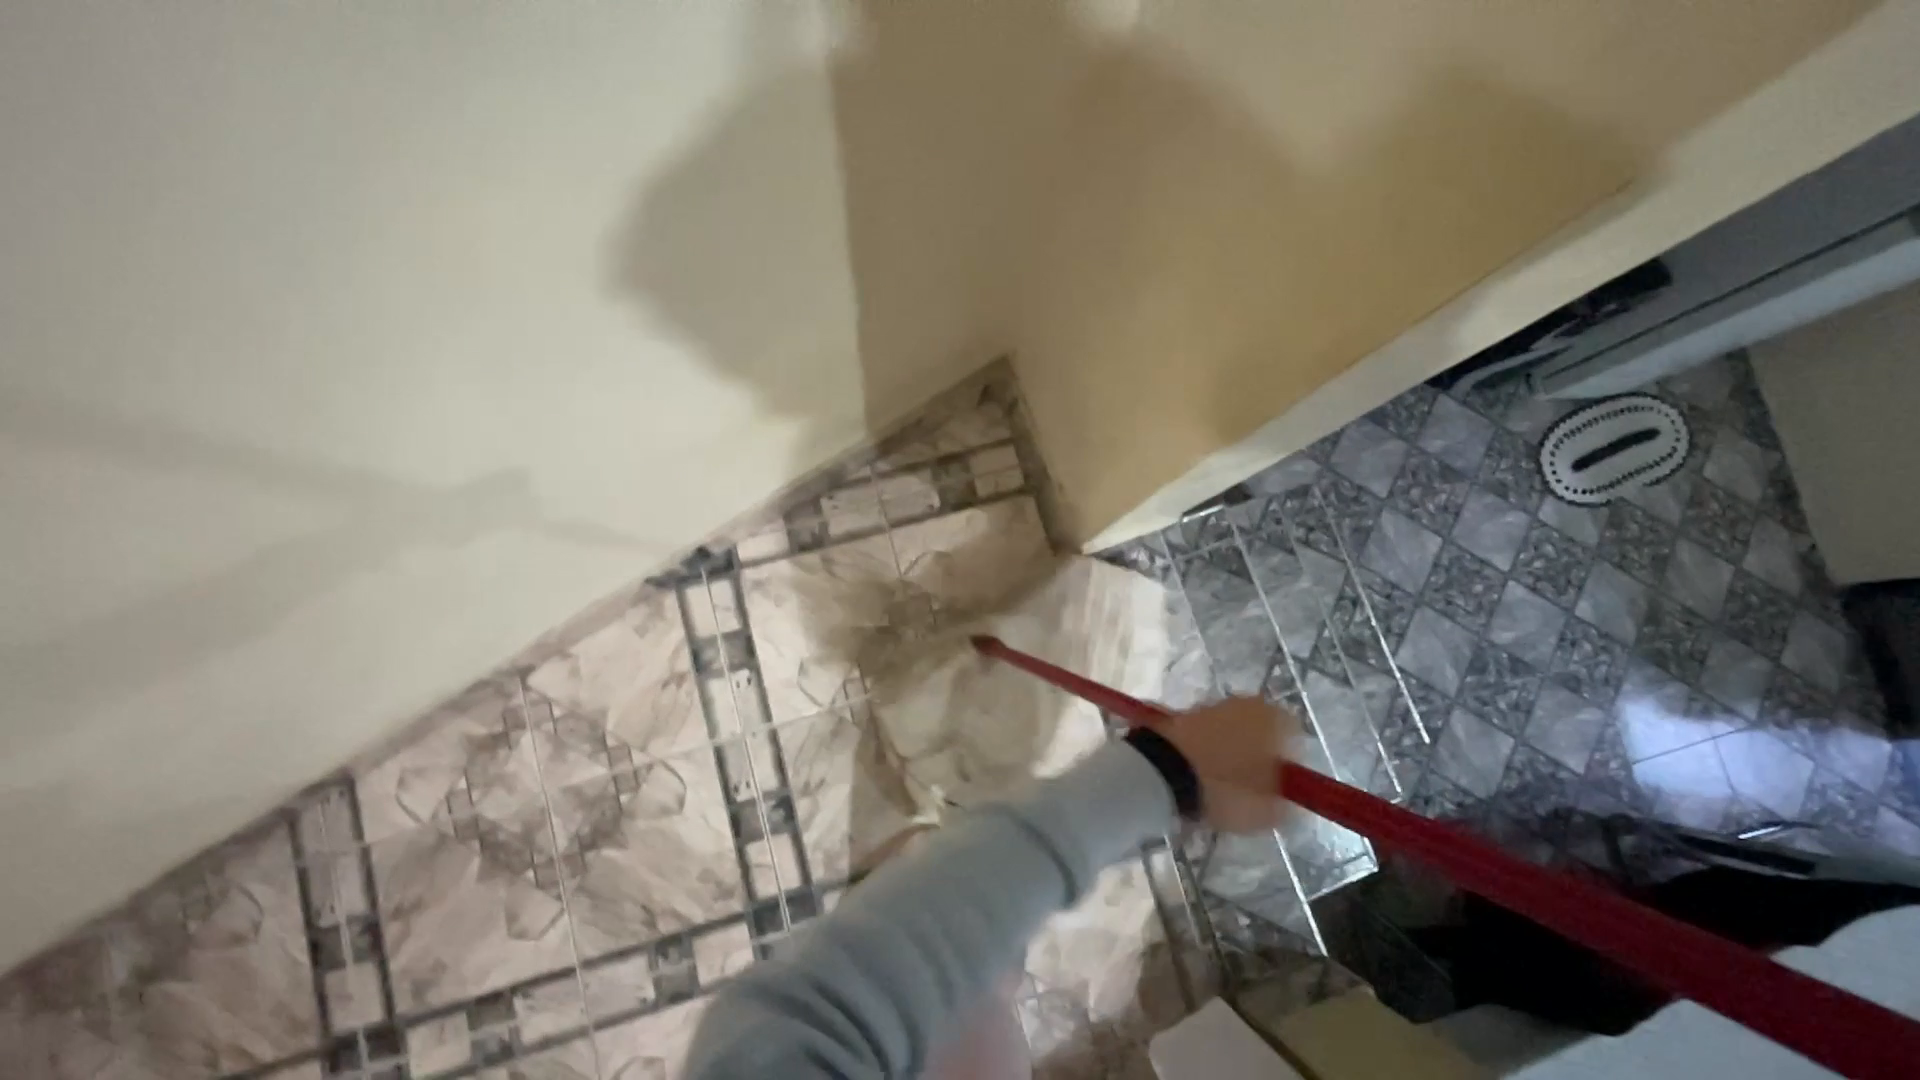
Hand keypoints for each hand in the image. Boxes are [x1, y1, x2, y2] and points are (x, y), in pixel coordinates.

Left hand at [1157, 697, 1296, 831]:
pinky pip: (1206, 735)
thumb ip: (1284, 804)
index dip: (1289, 764)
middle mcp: (1247, 703)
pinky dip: (1206, 750)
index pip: (1296, 737)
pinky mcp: (1183, 712)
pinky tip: (1198, 775)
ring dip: (1230, 752)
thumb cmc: (1226, 790)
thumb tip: (1285, 801)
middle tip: (1250, 787)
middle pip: (1262, 731)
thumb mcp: (1268, 812)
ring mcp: (1212, 704)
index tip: (1278, 788)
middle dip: (1258, 755)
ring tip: (1220, 785)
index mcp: (1276, 718)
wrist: (1162, 771)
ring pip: (1232, 731)